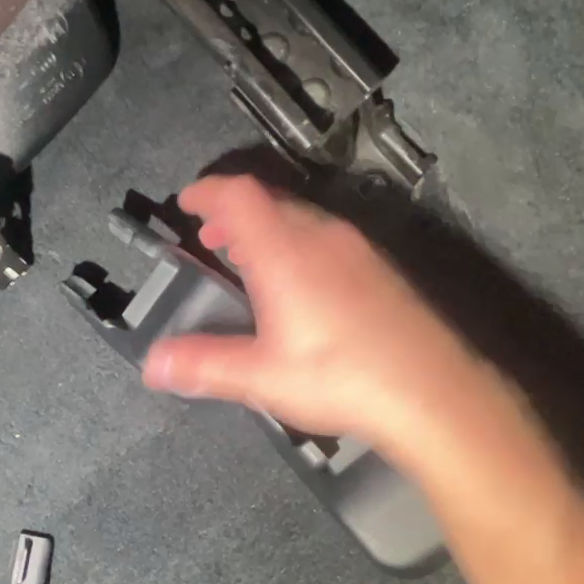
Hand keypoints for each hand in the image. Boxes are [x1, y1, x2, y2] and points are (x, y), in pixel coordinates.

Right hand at [143, 175, 506, 472]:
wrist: (430, 391)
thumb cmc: (339, 377)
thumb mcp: (259, 377)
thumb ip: (203, 365)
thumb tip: (153, 364)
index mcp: (284, 253)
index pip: (239, 195)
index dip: (208, 191)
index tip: (188, 201)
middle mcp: (322, 238)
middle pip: (271, 201)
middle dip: (233, 214)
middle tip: (211, 236)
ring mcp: (356, 251)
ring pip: (302, 219)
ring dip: (267, 230)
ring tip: (247, 259)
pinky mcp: (380, 271)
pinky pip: (328, 239)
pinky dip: (298, 246)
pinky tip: (298, 286)